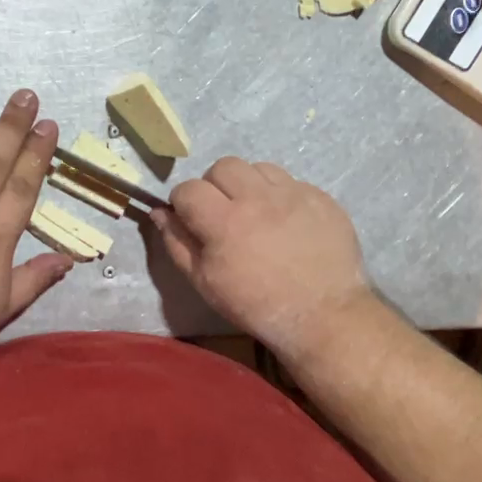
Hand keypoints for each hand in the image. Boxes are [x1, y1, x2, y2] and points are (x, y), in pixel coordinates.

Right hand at [153, 158, 378, 356]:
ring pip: (257, 167)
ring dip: (247, 185)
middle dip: (214, 186)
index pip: (188, 188)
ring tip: (254, 213)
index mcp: (224, 221)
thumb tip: (160, 213)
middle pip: (222, 166)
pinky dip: (278, 196)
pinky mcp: (320, 197)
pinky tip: (283, 223)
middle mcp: (258, 197)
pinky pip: (290, 182)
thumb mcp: (205, 282)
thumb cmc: (255, 305)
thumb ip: (178, 244)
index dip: (182, 203)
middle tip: (221, 213)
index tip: (189, 220)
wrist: (321, 314)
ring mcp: (293, 194)